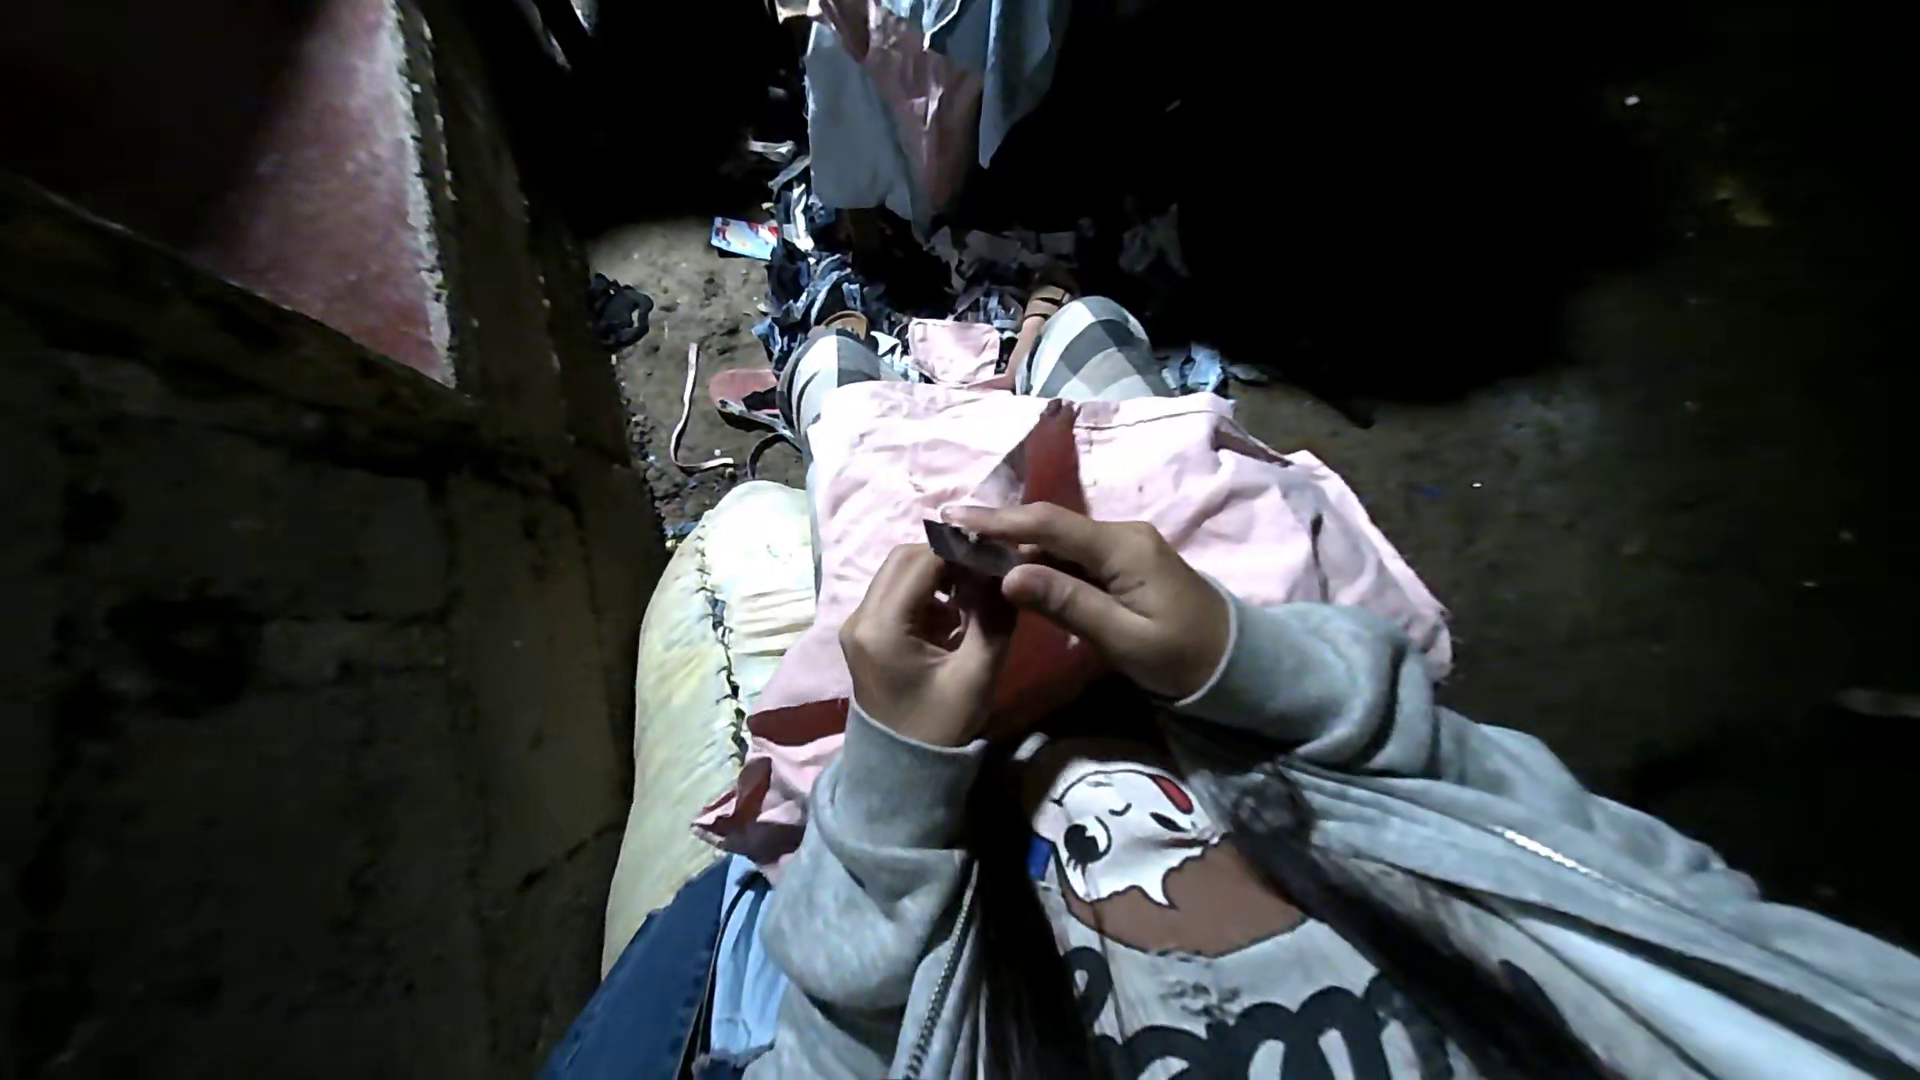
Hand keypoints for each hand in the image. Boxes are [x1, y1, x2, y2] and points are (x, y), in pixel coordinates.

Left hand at [840, 545, 1016, 745]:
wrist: (901, 771)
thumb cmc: (939, 727)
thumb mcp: (976, 675)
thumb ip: (993, 618)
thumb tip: (1005, 572)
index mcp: (881, 628)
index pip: (922, 561)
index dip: (960, 553)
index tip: (994, 561)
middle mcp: (860, 617)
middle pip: (904, 558)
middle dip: (947, 559)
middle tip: (983, 578)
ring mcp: (857, 624)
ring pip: (898, 572)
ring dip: (936, 574)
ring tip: (971, 598)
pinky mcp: (864, 631)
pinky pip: (895, 592)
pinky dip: (926, 592)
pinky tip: (951, 616)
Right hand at [943, 505, 1228, 699]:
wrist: (1233, 662)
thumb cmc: (1182, 656)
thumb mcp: (1124, 638)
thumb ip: (1068, 603)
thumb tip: (1009, 577)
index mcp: (1123, 547)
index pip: (1049, 524)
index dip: (999, 521)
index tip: (954, 518)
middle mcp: (1119, 534)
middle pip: (1048, 526)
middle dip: (998, 530)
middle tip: (949, 536)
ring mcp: (1120, 545)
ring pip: (1056, 539)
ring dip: (1014, 546)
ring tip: (968, 553)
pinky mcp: (1119, 561)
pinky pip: (1069, 554)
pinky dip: (1037, 561)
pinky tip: (1010, 571)